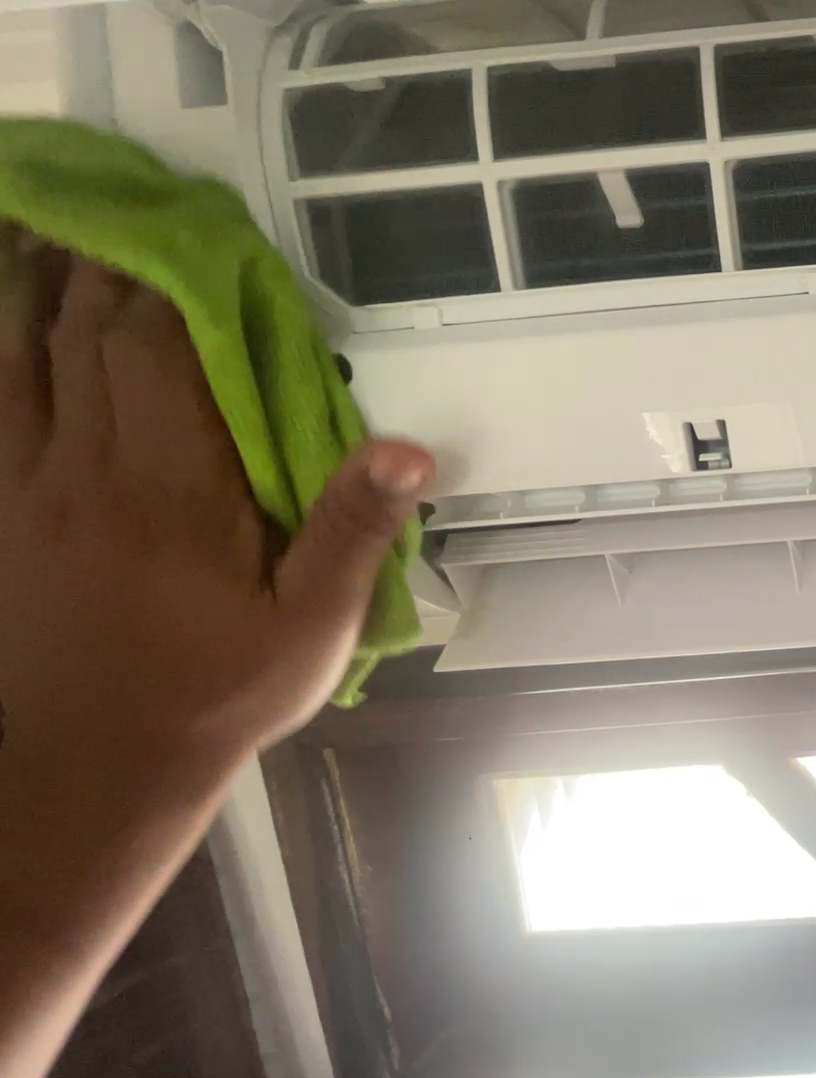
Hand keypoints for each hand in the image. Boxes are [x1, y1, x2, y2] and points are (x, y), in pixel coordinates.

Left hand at [0, 231, 433, 762]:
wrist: (89, 765)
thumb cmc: (221, 690)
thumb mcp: (315, 622)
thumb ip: (355, 530)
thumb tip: (409, 451)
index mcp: (174, 490)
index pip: (167, 359)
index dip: (176, 289)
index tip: (192, 234)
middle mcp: (86, 470)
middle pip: (89, 343)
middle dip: (109, 270)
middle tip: (123, 208)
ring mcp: (22, 488)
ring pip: (17, 360)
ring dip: (31, 288)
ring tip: (45, 228)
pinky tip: (3, 325)